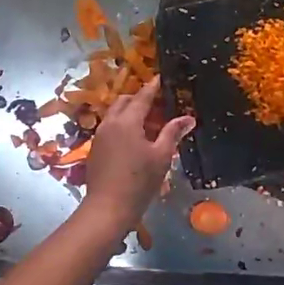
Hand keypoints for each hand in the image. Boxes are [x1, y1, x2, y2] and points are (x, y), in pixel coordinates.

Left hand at [82, 78, 194, 228]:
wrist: (108, 206)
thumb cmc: (139, 181)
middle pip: (124, 102)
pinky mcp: (95, 148)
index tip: (160, 78)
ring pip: (115, 115)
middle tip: (158, 105)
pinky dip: (122, 125)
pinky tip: (135, 139)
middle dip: (139, 99)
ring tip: (149, 123)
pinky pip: (110, 128)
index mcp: (126, 121)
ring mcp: (99, 135)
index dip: (152, 87)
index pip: (141, 97)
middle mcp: (109, 123)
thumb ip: (173, 133)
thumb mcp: (161, 156)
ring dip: (130, 113)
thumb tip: (188, 118)